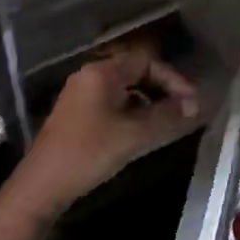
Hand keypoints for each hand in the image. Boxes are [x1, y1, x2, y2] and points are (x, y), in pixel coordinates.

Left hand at [13, 46, 198, 207]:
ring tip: (167, 121)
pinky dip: (131, 109)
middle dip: (162, 87)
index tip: (191, 103)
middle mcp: (89, 75)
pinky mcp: (76, 111)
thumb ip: (167, 116)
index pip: (146, 60)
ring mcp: (80, 92)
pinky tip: (141, 129)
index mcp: (101, 72)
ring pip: (123, 86)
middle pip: (134, 69)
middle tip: (184, 110)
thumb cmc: (89, 152)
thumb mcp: (134, 135)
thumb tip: (194, 105)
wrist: (45, 180)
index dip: (173, 78)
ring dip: (148, 99)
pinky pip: (111, 100)